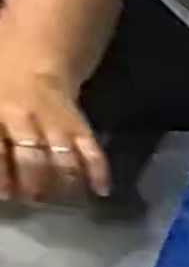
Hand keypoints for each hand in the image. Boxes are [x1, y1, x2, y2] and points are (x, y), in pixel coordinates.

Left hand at [0, 62, 109, 202]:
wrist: (31, 65)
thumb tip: (0, 162)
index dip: (1, 175)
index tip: (4, 195)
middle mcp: (25, 122)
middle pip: (31, 160)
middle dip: (31, 184)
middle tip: (29, 202)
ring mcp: (58, 127)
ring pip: (62, 160)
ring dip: (62, 183)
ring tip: (58, 201)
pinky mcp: (83, 129)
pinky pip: (94, 154)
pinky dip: (100, 174)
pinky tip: (100, 191)